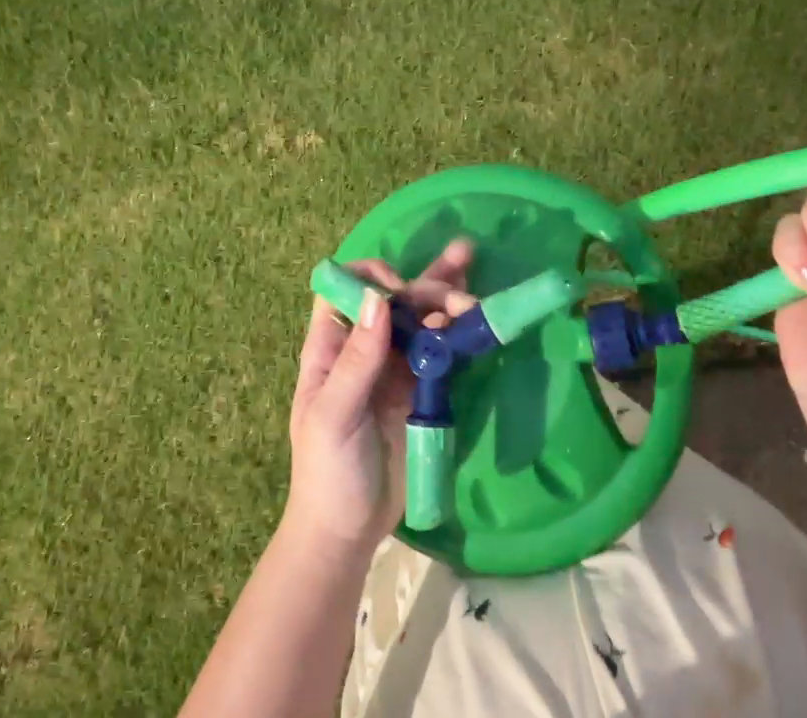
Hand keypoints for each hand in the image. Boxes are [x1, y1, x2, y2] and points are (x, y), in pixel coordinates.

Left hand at [283, 239, 476, 551]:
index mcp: (330, 348)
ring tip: (475, 286)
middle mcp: (363, 350)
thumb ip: (357, 361)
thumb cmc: (327, 472)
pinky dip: (460, 334)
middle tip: (462, 301)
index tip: (399, 290)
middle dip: (425, 289)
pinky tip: (479, 320)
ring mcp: (394, 369)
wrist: (349, 529)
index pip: (346, 291)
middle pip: (394, 301)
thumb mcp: (334, 416)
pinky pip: (442, 353)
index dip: (371, 278)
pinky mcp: (421, 392)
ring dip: (447, 299)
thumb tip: (377, 299)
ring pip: (421, 321)